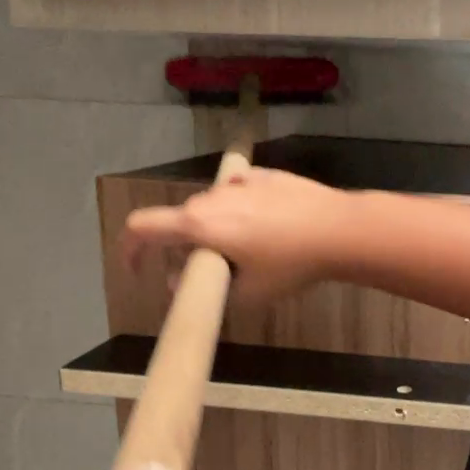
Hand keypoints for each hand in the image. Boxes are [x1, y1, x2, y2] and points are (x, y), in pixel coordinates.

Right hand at [122, 168, 354, 307]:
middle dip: (186, 247)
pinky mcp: (267, 175)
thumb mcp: (247, 294)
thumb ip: (205, 290)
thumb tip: (178, 283)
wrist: (340, 229)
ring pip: (214, 206)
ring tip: (250, 253)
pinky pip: (242, 194)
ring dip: (218, 228)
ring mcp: (241, 182)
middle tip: (208, 272)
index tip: (137, 269)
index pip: (142, 228)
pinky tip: (269, 228)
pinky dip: (244, 212)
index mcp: (199, 224)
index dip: (130, 249)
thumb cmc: (290, 265)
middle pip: (182, 220)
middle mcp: (212, 197)